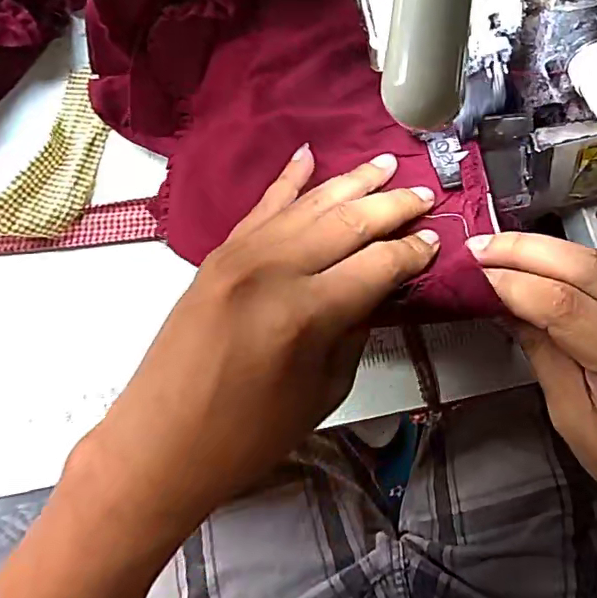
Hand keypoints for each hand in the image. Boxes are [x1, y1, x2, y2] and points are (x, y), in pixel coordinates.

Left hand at [71, 147, 438, 544]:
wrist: (161, 442)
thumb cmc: (248, 435)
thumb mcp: (323, 389)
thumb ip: (355, 329)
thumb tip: (380, 287)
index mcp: (306, 312)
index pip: (378, 263)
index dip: (413, 251)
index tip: (435, 241)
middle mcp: (275, 269)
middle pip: (349, 221)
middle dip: (393, 205)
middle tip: (424, 195)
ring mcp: (242, 254)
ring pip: (310, 203)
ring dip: (352, 181)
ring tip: (385, 164)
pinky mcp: (220, 252)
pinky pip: (263, 205)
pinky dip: (289, 179)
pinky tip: (308, 155)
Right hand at [472, 232, 596, 549]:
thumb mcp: (573, 418)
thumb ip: (541, 350)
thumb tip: (501, 299)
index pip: (568, 306)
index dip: (515, 282)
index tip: (473, 271)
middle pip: (590, 268)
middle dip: (527, 250)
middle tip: (480, 246)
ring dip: (547, 252)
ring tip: (500, 251)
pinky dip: (574, 269)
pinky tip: (542, 269)